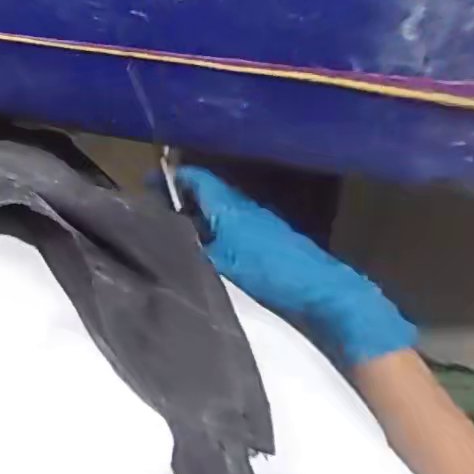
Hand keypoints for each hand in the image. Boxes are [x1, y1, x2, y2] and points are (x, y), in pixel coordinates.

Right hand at [177, 166, 415, 365]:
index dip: (168, 177)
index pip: (193, 177)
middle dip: (178, 196)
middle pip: (204, 191)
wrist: (327, 296)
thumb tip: (160, 235)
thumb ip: (190, 245)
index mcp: (227, 204)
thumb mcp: (219, 262)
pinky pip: (231, 223)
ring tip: (174, 229)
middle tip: (154, 209)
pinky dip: (214, 227)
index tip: (146, 184)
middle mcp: (242, 205)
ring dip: (197, 213)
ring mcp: (258, 220)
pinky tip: (205, 246)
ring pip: (218, 208)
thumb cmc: (269, 273)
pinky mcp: (269, 237)